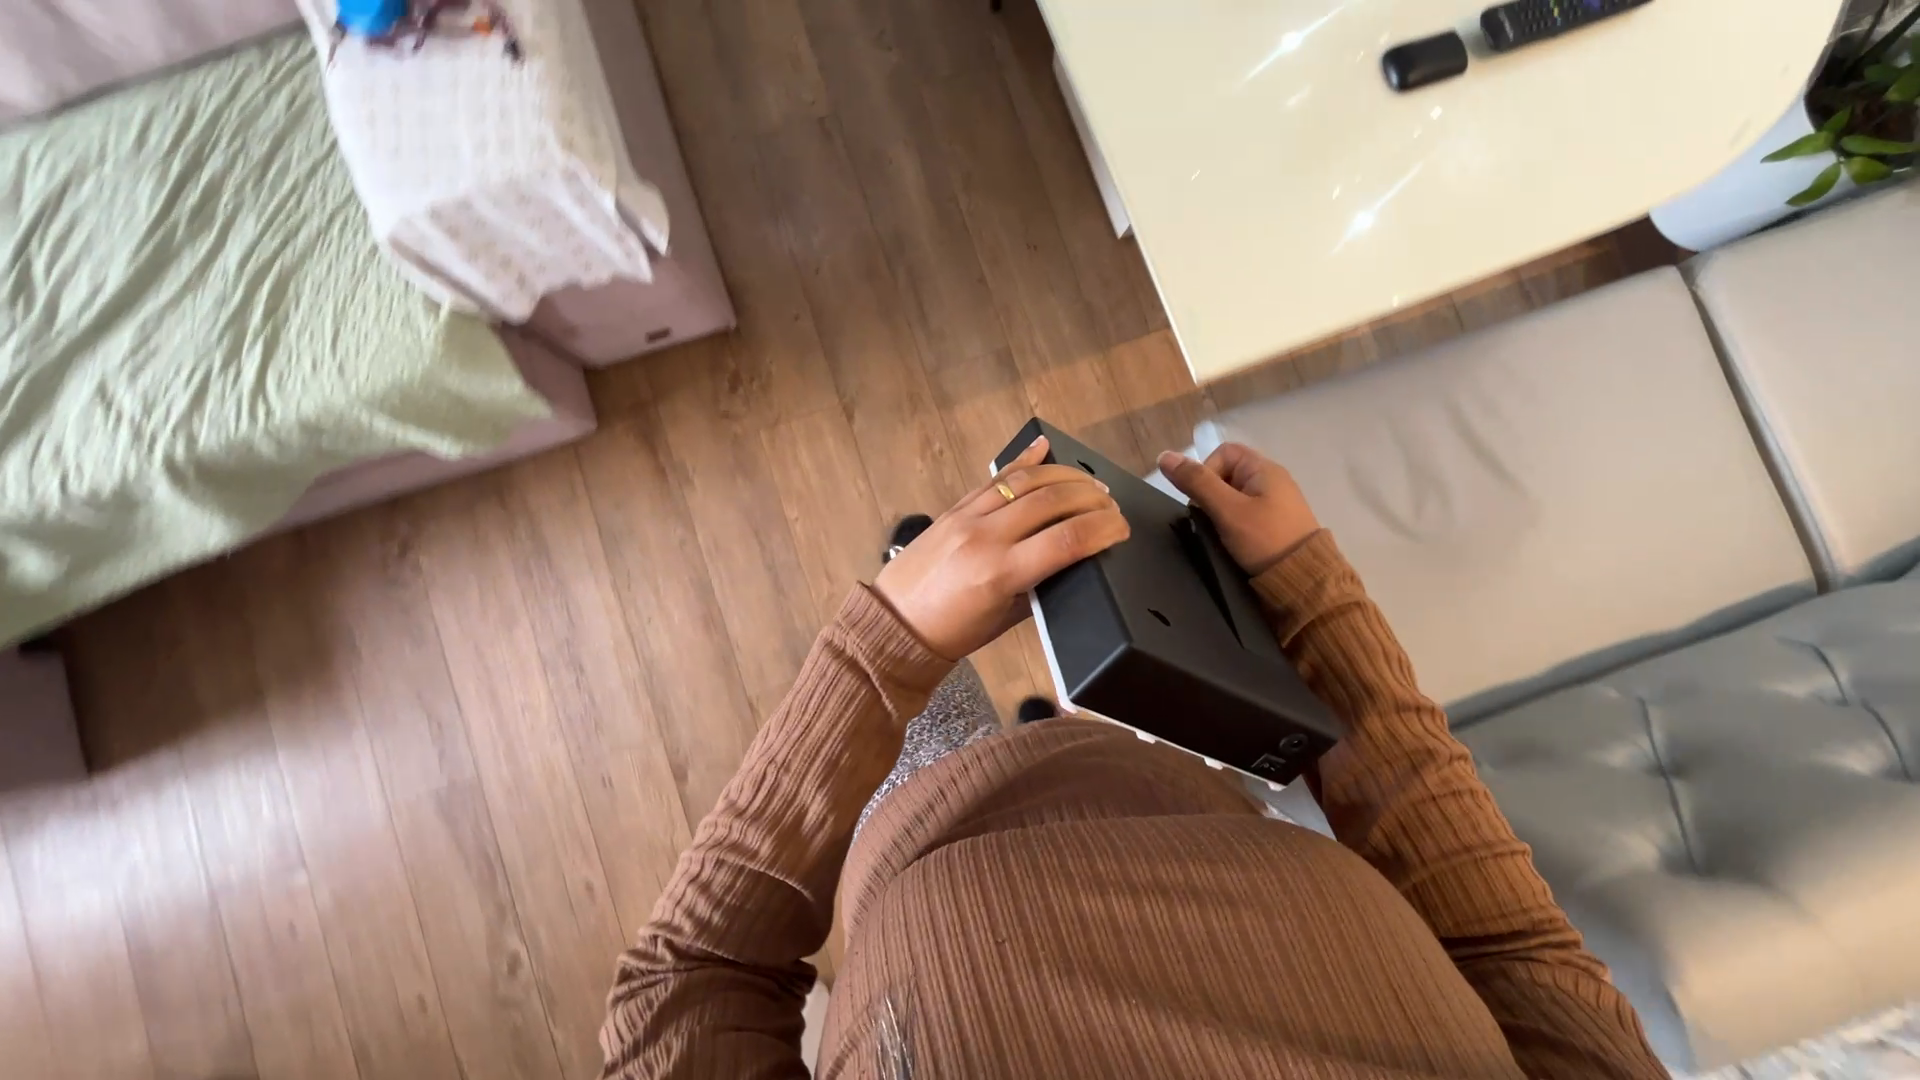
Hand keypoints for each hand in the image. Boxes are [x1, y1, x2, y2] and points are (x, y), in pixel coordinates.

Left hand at [875, 436, 1129, 659]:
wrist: (895, 623)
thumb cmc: (952, 631)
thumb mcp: (1006, 618)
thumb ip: (1040, 585)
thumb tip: (1071, 558)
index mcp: (1000, 573)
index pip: (1066, 540)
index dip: (1102, 529)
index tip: (1122, 528)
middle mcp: (985, 537)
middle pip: (1051, 501)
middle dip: (1090, 498)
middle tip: (1111, 504)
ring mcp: (966, 517)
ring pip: (1024, 481)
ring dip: (1063, 476)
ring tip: (1090, 482)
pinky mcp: (954, 508)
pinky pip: (994, 479)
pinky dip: (1022, 463)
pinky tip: (1043, 448)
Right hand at [1157, 443, 1318, 575]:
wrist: (1303, 580)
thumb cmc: (1265, 539)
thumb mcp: (1227, 510)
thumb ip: (1197, 482)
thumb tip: (1164, 456)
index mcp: (1264, 469)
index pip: (1223, 453)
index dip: (1205, 471)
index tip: (1201, 499)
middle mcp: (1271, 480)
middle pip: (1226, 474)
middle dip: (1210, 495)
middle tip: (1209, 519)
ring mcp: (1274, 502)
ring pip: (1232, 496)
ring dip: (1219, 511)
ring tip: (1220, 532)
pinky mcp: (1274, 523)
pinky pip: (1244, 512)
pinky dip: (1232, 523)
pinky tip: (1232, 540)